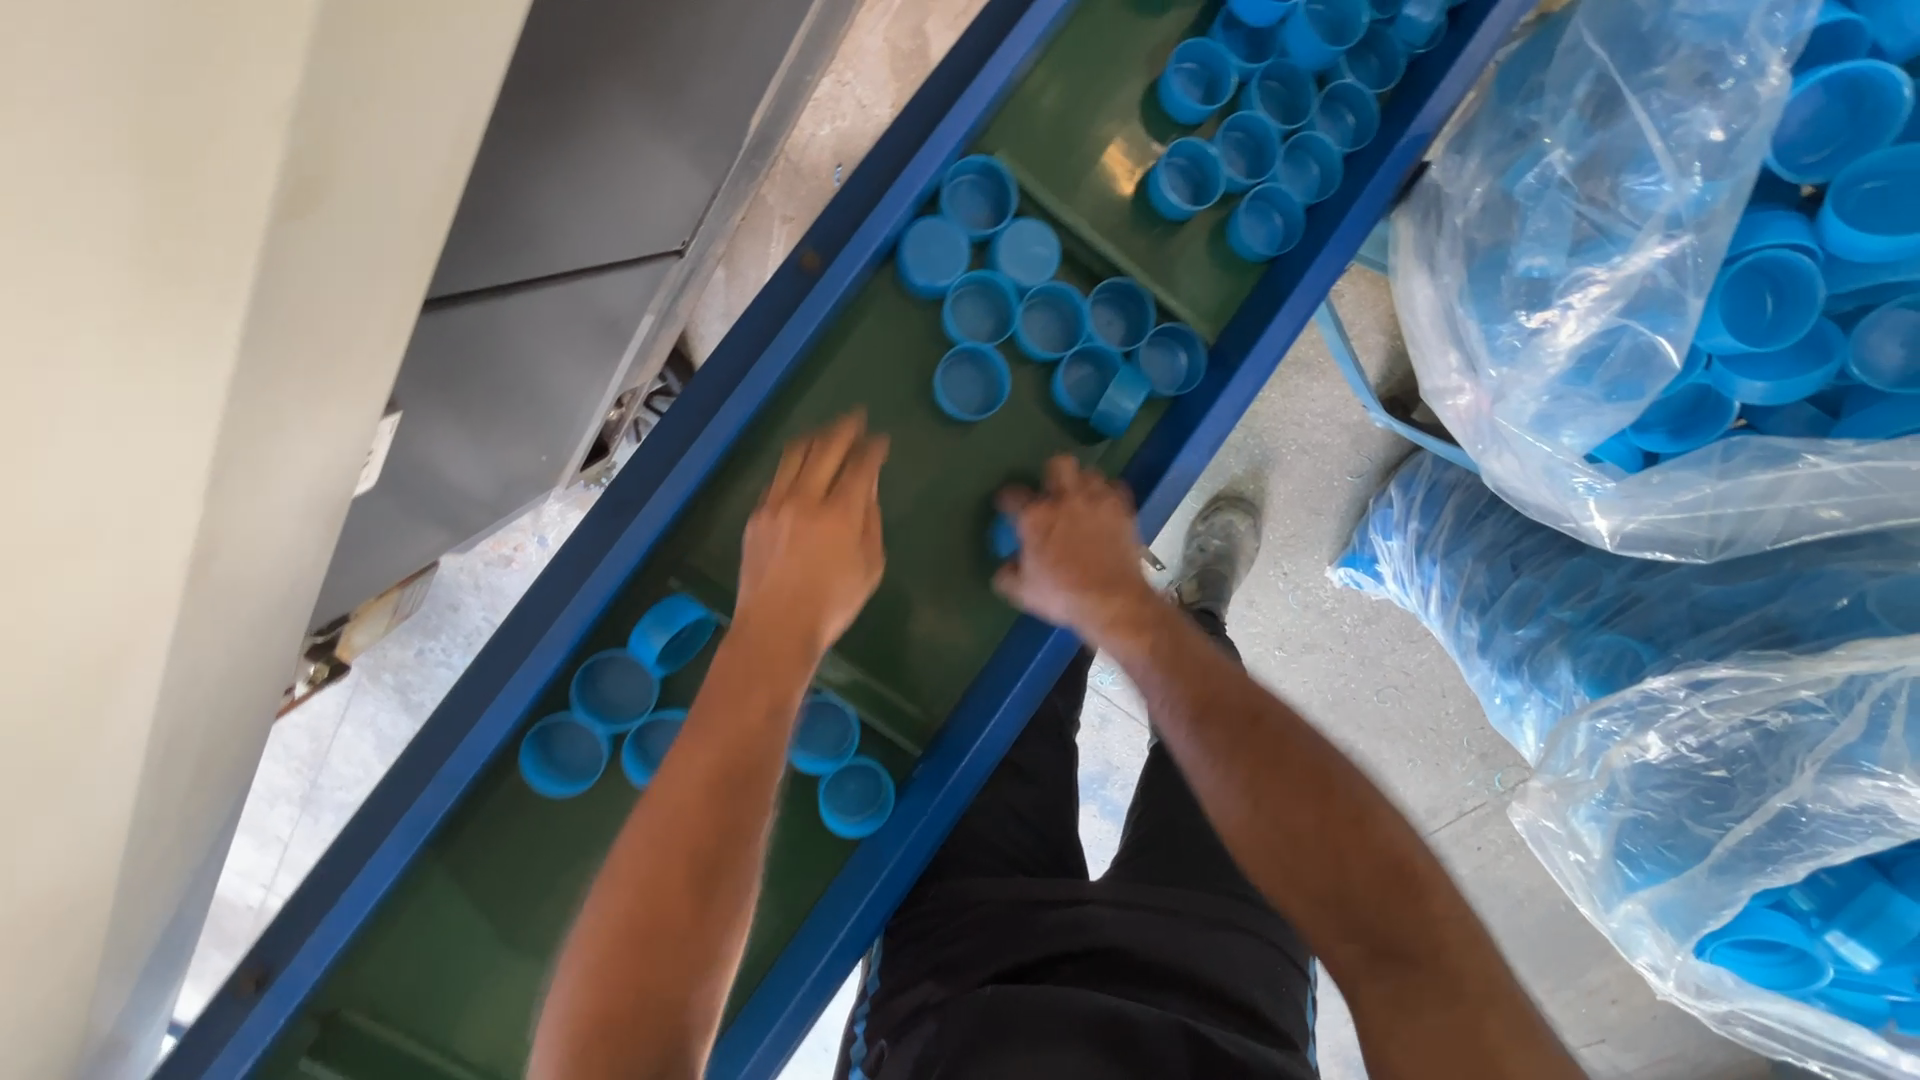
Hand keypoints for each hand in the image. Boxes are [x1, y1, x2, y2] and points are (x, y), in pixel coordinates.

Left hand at [736, 411, 889, 660]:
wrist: (775, 628)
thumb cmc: (832, 605)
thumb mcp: (870, 566)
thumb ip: (870, 521)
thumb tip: (867, 489)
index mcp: (841, 514)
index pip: (860, 466)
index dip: (873, 448)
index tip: (881, 440)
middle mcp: (806, 499)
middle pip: (827, 448)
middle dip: (845, 429)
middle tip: (857, 418)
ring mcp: (776, 504)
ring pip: (796, 455)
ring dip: (816, 438)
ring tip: (828, 432)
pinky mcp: (756, 515)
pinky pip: (777, 477)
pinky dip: (795, 464)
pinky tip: (801, 465)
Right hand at [993, 456, 1160, 644]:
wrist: (1112, 600)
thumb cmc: (1062, 595)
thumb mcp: (1023, 592)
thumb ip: (1007, 575)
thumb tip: (1005, 567)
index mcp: (1034, 517)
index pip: (1012, 495)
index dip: (1006, 499)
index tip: (1006, 506)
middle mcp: (1064, 500)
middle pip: (1058, 464)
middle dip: (1052, 473)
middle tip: (1051, 491)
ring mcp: (1096, 501)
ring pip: (1090, 472)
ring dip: (1083, 483)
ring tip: (1081, 498)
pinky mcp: (1122, 509)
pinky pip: (1116, 487)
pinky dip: (1109, 494)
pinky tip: (1105, 507)